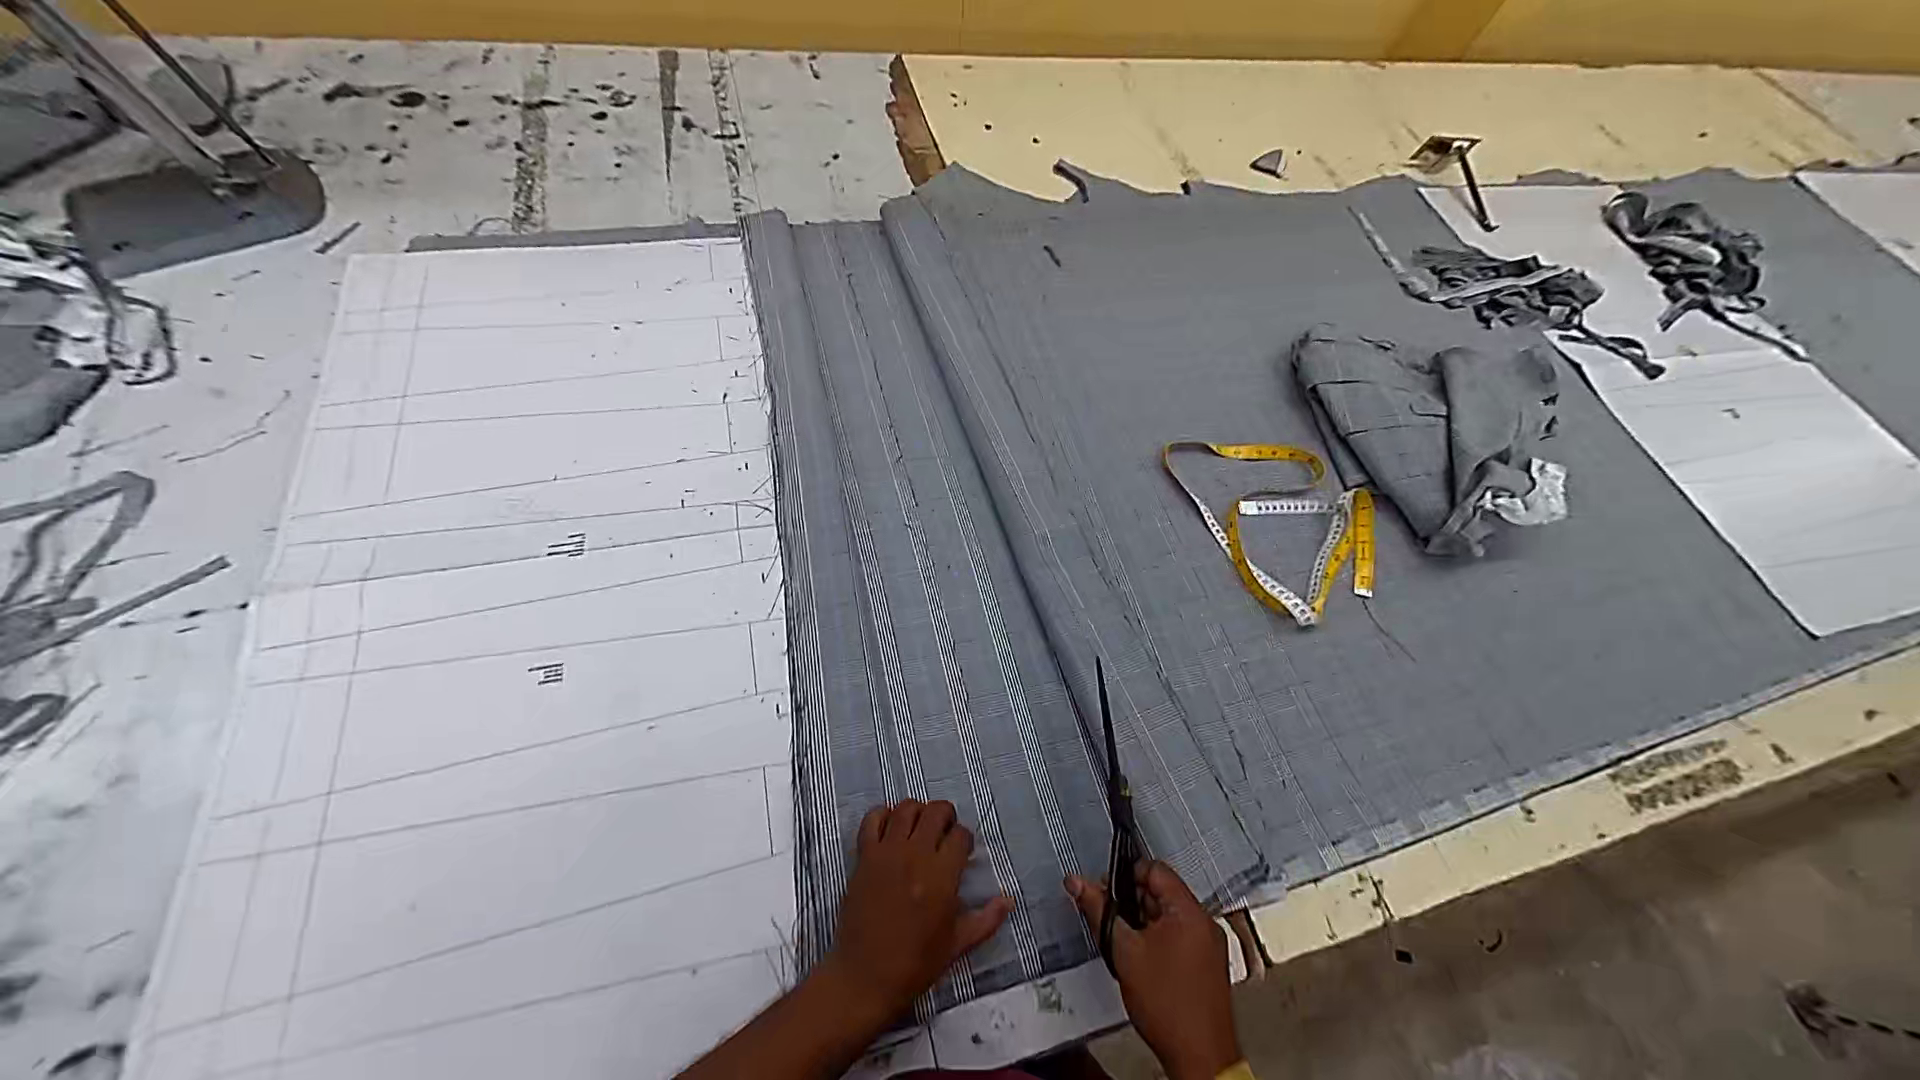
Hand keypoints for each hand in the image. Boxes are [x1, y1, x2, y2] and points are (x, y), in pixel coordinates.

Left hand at [820, 799, 1013, 1021]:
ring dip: (917, 812)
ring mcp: (886, 853)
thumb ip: (986, 919)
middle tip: (945, 832)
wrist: (865, 977)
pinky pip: (872, 819)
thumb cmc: (914, 964)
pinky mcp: (863, 856)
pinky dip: (882, 815)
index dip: (965, 840)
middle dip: (946, 816)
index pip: (960, 835)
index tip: (962, 852)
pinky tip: (890, 828)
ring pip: (905, 808)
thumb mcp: (957, 944)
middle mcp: (915, 856)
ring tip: (920, 828)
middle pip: (935, 811)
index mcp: (941, 877)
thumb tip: (1009, 900)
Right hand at [1066, 861, 1240, 1079]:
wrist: (1199, 1057)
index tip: (1106, 890)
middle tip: (1109, 918)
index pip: (1155, 869)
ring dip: (1142, 922)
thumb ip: (1099, 910)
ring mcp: (1209, 945)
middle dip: (1131, 902)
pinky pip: (1178, 936)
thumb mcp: (1123, 950)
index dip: (1126, 875)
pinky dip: (1157, 939)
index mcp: (1189, 911)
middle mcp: (1204, 923)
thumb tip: (1077, 882)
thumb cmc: (1168, 1006)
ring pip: (1167, 916)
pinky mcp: (1207, 964)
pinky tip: (1140, 959)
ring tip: (1123, 943)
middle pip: (1161, 892)